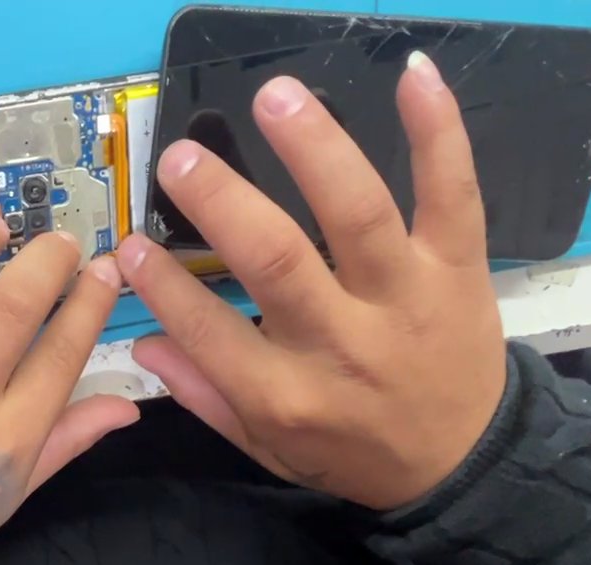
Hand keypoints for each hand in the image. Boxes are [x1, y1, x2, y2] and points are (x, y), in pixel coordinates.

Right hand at [119, 52, 508, 510]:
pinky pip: (454, 192)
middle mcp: (341, 343)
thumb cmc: (348, 453)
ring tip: (273, 97)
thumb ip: (204, 397)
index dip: (162, 285)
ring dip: (314, 147)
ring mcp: (404, 298)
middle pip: (275, 259)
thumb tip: (144, 344)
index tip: (129, 246)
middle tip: (180, 158)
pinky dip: (439, 131)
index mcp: (284, 395)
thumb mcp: (265, 449)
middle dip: (221, 203)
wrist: (461, 464)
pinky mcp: (459, 268)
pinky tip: (412, 75)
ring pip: (357, 213)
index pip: (208, 331)